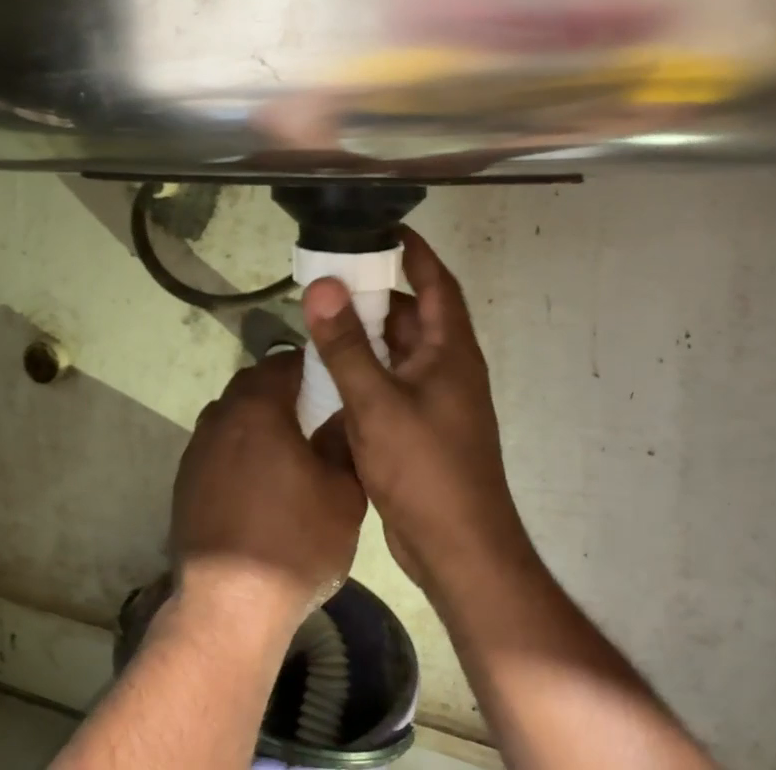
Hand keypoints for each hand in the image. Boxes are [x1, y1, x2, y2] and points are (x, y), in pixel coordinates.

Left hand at [171, 353, 366, 624]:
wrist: (229, 605)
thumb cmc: (295, 544)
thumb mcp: (343, 494)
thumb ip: (343, 442)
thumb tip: (342, 413)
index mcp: (257, 410)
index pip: (286, 363)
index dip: (315, 368)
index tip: (337, 383)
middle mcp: (219, 418)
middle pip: (253, 385)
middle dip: (285, 390)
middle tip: (318, 414)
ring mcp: (196, 449)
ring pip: (232, 415)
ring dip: (259, 420)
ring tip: (290, 449)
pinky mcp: (185, 479)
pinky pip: (218, 446)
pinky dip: (240, 449)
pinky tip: (261, 481)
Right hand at [301, 228, 531, 591]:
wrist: (457, 549)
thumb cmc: (424, 468)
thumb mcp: (377, 402)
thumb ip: (346, 344)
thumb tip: (320, 285)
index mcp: (451, 351)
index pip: (437, 283)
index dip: (414, 251)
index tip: (381, 225)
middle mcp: (447, 368)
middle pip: (411, 315)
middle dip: (374, 292)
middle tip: (327, 275)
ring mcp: (434, 400)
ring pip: (396, 351)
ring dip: (363, 334)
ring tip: (318, 317)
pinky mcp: (418, 428)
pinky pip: (387, 383)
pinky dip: (361, 370)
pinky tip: (326, 373)